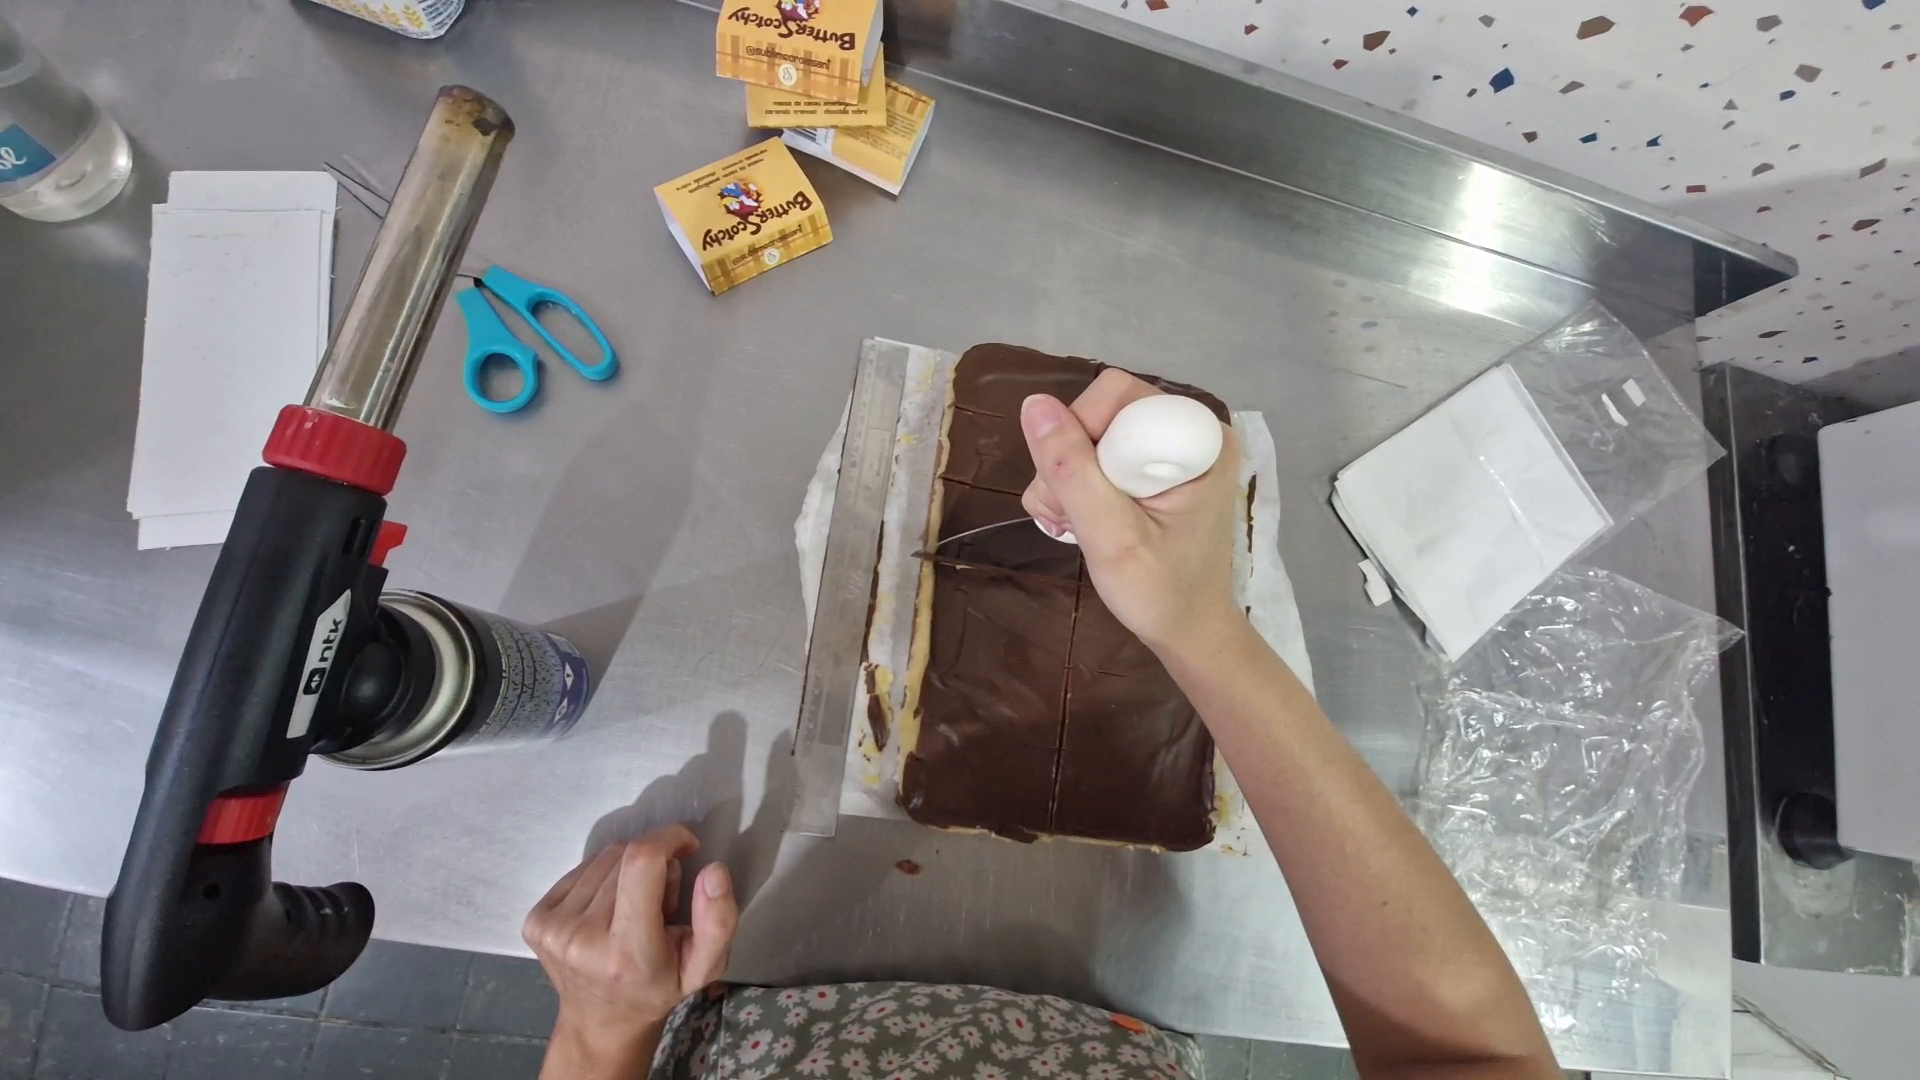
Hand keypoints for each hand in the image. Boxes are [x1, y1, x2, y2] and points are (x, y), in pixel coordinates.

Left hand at [523, 825, 736, 1076]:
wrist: (600, 1023)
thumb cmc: (659, 988)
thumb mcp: (706, 965)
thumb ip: (719, 920)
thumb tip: (712, 870)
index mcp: (627, 949)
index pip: (643, 862)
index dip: (669, 838)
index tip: (688, 847)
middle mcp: (582, 937)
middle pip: (628, 855)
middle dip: (656, 861)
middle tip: (664, 897)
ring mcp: (553, 929)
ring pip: (605, 857)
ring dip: (630, 868)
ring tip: (636, 903)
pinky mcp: (535, 921)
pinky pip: (583, 867)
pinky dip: (605, 875)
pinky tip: (610, 905)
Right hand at [1019, 369, 1242, 653]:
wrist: (1188, 631)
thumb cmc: (1161, 593)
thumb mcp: (1112, 537)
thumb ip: (1072, 470)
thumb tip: (1032, 403)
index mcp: (1199, 438)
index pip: (1115, 397)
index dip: (1080, 437)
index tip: (1079, 495)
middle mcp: (1185, 431)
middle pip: (1096, 414)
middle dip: (1068, 465)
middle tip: (1070, 518)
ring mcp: (1164, 451)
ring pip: (1085, 435)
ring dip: (1064, 481)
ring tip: (1074, 527)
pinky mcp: (1146, 469)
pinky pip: (1092, 455)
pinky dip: (1072, 488)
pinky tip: (1079, 523)